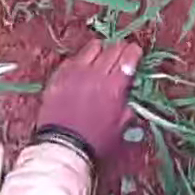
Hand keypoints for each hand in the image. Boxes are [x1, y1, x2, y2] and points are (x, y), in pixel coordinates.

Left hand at [34, 37, 142, 163]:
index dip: (134, 52)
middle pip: (112, 48)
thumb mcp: (120, 126)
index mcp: (113, 86)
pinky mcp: (59, 76)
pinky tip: (83, 68)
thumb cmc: (94, 141)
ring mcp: (75, 73)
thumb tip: (130, 93)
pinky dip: (81, 60)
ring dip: (101, 50)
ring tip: (102, 57)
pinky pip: (73, 59)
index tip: (136, 52)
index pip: (128, 57)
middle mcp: (95, 74)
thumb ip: (128, 106)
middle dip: (121, 49)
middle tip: (122, 54)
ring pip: (92, 48)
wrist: (62, 146)